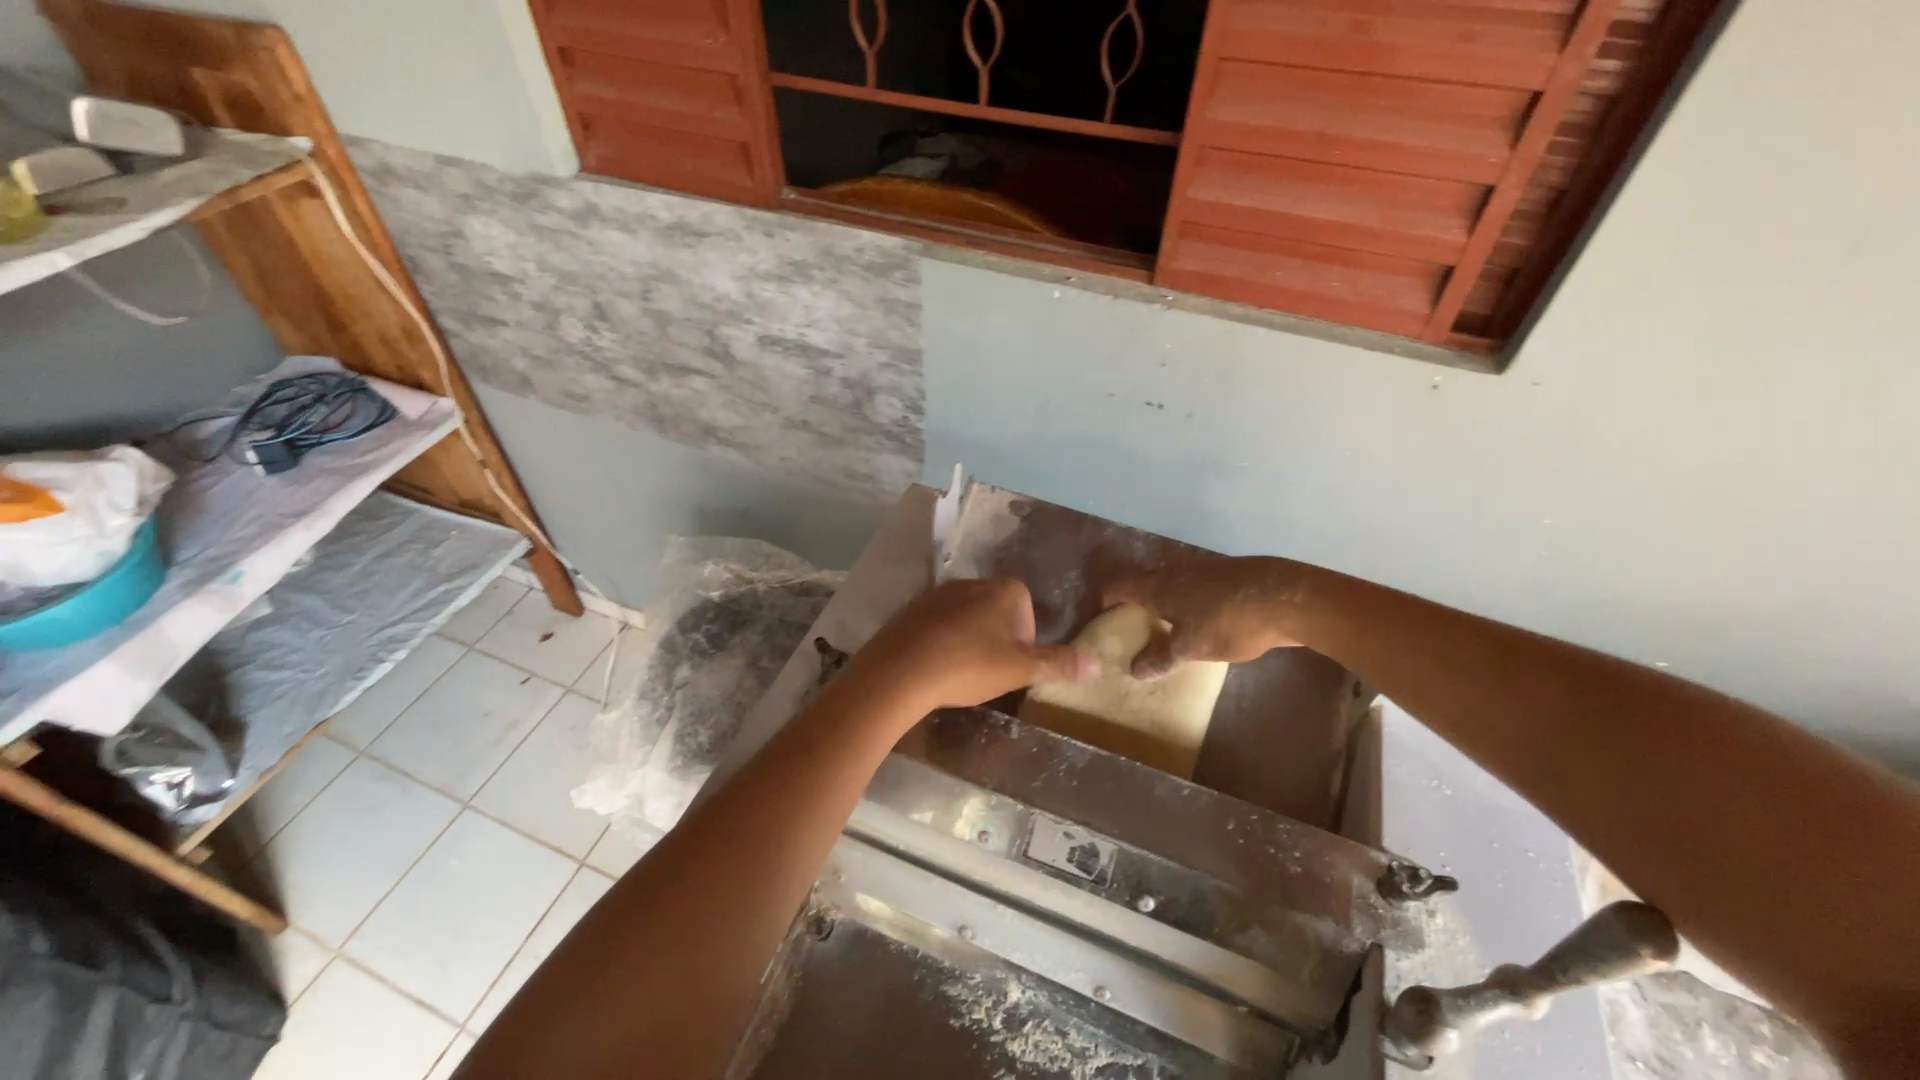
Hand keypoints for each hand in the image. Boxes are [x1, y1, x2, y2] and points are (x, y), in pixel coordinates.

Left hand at [847, 577, 1095, 713]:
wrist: (900, 671)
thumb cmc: (968, 666)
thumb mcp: (1020, 669)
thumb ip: (1058, 664)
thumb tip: (1098, 664)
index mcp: (1003, 590)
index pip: (1026, 609)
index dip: (1024, 640)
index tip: (1013, 665)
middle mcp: (971, 582)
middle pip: (996, 611)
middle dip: (997, 638)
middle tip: (989, 671)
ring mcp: (937, 594)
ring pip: (965, 617)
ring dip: (968, 640)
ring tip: (961, 672)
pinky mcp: (910, 610)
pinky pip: (937, 625)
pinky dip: (941, 642)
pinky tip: (935, 667)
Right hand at [1101, 556, 1306, 677]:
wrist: (1288, 599)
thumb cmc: (1228, 621)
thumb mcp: (1190, 647)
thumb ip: (1161, 657)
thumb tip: (1135, 669)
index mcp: (1158, 586)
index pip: (1118, 586)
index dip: (1105, 602)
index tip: (1102, 622)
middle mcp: (1177, 572)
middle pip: (1145, 584)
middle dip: (1136, 607)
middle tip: (1132, 634)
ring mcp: (1205, 572)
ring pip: (1174, 587)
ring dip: (1166, 607)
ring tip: (1166, 634)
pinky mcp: (1231, 579)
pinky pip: (1198, 592)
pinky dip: (1191, 607)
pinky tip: (1203, 627)